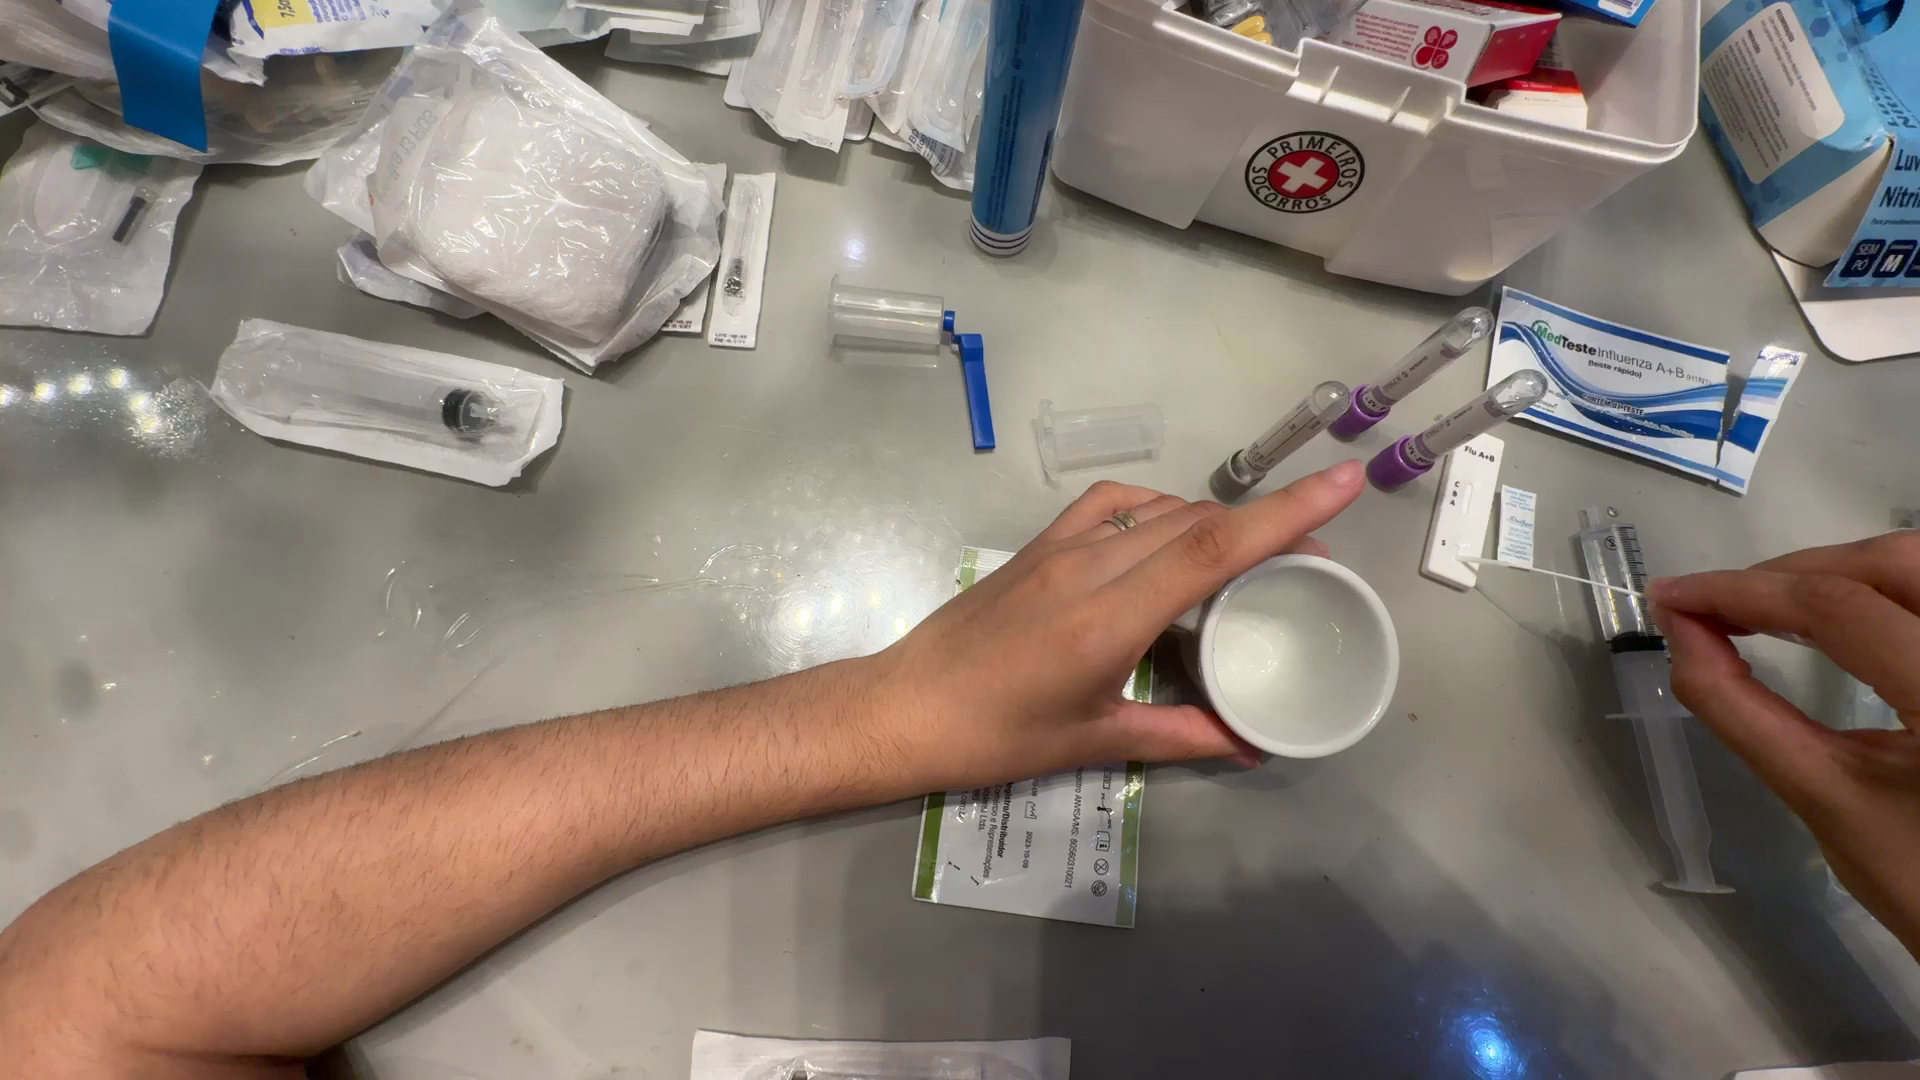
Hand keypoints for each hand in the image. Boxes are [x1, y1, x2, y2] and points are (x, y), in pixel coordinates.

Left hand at [863, 461, 1365, 795]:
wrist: (908, 705)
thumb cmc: (996, 735)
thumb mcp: (1093, 741)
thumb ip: (1179, 734)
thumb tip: (1250, 741)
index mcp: (1109, 618)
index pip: (1213, 550)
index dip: (1286, 513)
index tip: (1344, 482)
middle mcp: (1088, 567)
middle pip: (1195, 523)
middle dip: (1264, 524)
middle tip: (1308, 555)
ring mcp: (1057, 549)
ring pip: (1155, 510)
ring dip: (1211, 519)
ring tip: (1244, 550)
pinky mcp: (1035, 546)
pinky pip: (1107, 506)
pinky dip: (1152, 508)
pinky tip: (1164, 533)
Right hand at [1651, 531, 1919, 954]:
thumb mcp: (1821, 796)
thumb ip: (1737, 705)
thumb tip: (1678, 629)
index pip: (1836, 608)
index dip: (1738, 591)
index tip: (1668, 598)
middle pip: (1896, 564)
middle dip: (1791, 572)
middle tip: (1720, 604)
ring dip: (1839, 574)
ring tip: (1772, 609)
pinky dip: (1883, 592)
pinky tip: (1841, 621)